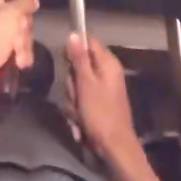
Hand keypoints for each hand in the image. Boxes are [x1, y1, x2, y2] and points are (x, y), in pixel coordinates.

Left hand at [0, 0, 37, 109]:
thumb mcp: (11, 14)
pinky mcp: (3, 48)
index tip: (27, 2)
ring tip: (17, 54)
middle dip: (24, 25)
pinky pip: (20, 46)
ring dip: (23, 43)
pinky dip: (21, 54)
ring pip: (22, 30)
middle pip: (20, 10)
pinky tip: (19, 62)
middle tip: (19, 33)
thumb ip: (24, 2)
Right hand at [66, 33, 140, 162]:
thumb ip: (79, 58)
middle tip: (76, 94)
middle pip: (80, 65)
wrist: (114, 147)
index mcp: (108, 64)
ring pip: (78, 85)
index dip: (74, 49)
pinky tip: (80, 121)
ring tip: (78, 112)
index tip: (65, 61)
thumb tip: (74, 33)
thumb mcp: (86, 83)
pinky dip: (78, 110)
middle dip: (72, 82)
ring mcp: (103, 88)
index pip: (88, 42)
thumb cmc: (100, 113)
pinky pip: (82, 99)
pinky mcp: (99, 103)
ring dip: (73, 99)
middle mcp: (107, 72)